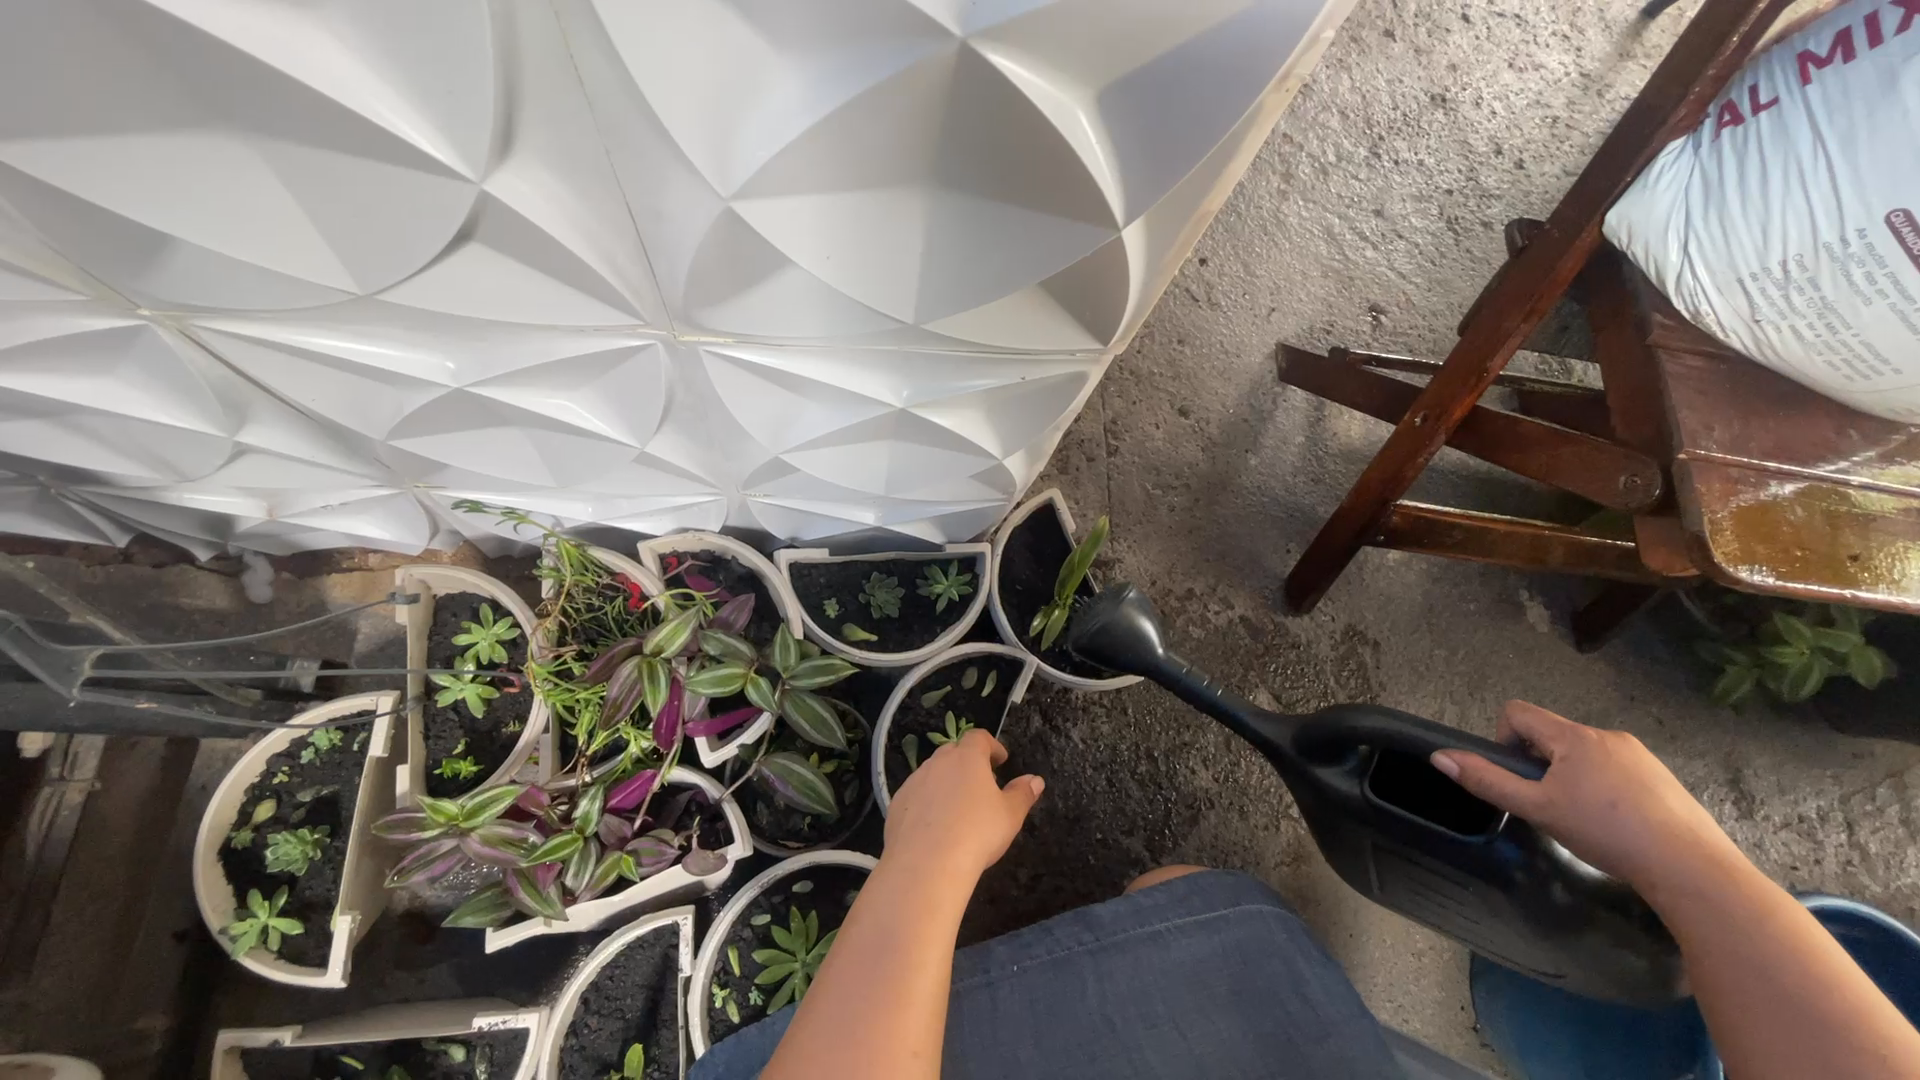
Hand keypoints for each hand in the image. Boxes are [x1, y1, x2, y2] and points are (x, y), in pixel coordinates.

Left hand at [884, 728, 1043, 883]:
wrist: (926, 864)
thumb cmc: (977, 833)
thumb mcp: (1010, 815)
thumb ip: (1022, 794)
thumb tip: (1035, 780)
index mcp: (967, 758)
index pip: (978, 737)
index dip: (991, 745)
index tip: (1001, 760)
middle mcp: (938, 763)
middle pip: (953, 751)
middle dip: (967, 762)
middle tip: (981, 784)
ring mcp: (914, 782)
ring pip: (932, 773)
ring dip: (945, 782)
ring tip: (957, 808)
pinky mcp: (897, 804)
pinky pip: (916, 795)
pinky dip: (927, 803)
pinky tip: (934, 826)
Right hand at [1431, 701, 1740, 896]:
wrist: (1691, 868)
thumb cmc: (1606, 831)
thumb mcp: (1536, 809)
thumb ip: (1487, 781)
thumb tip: (1440, 757)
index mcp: (1573, 737)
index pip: (1518, 712)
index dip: (1503, 738)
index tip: (1515, 777)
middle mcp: (1606, 735)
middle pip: (1551, 734)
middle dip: (1538, 763)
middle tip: (1546, 804)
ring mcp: (1639, 755)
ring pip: (1583, 754)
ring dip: (1569, 775)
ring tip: (1581, 817)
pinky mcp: (1662, 777)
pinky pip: (1613, 769)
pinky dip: (1601, 787)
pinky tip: (1614, 823)